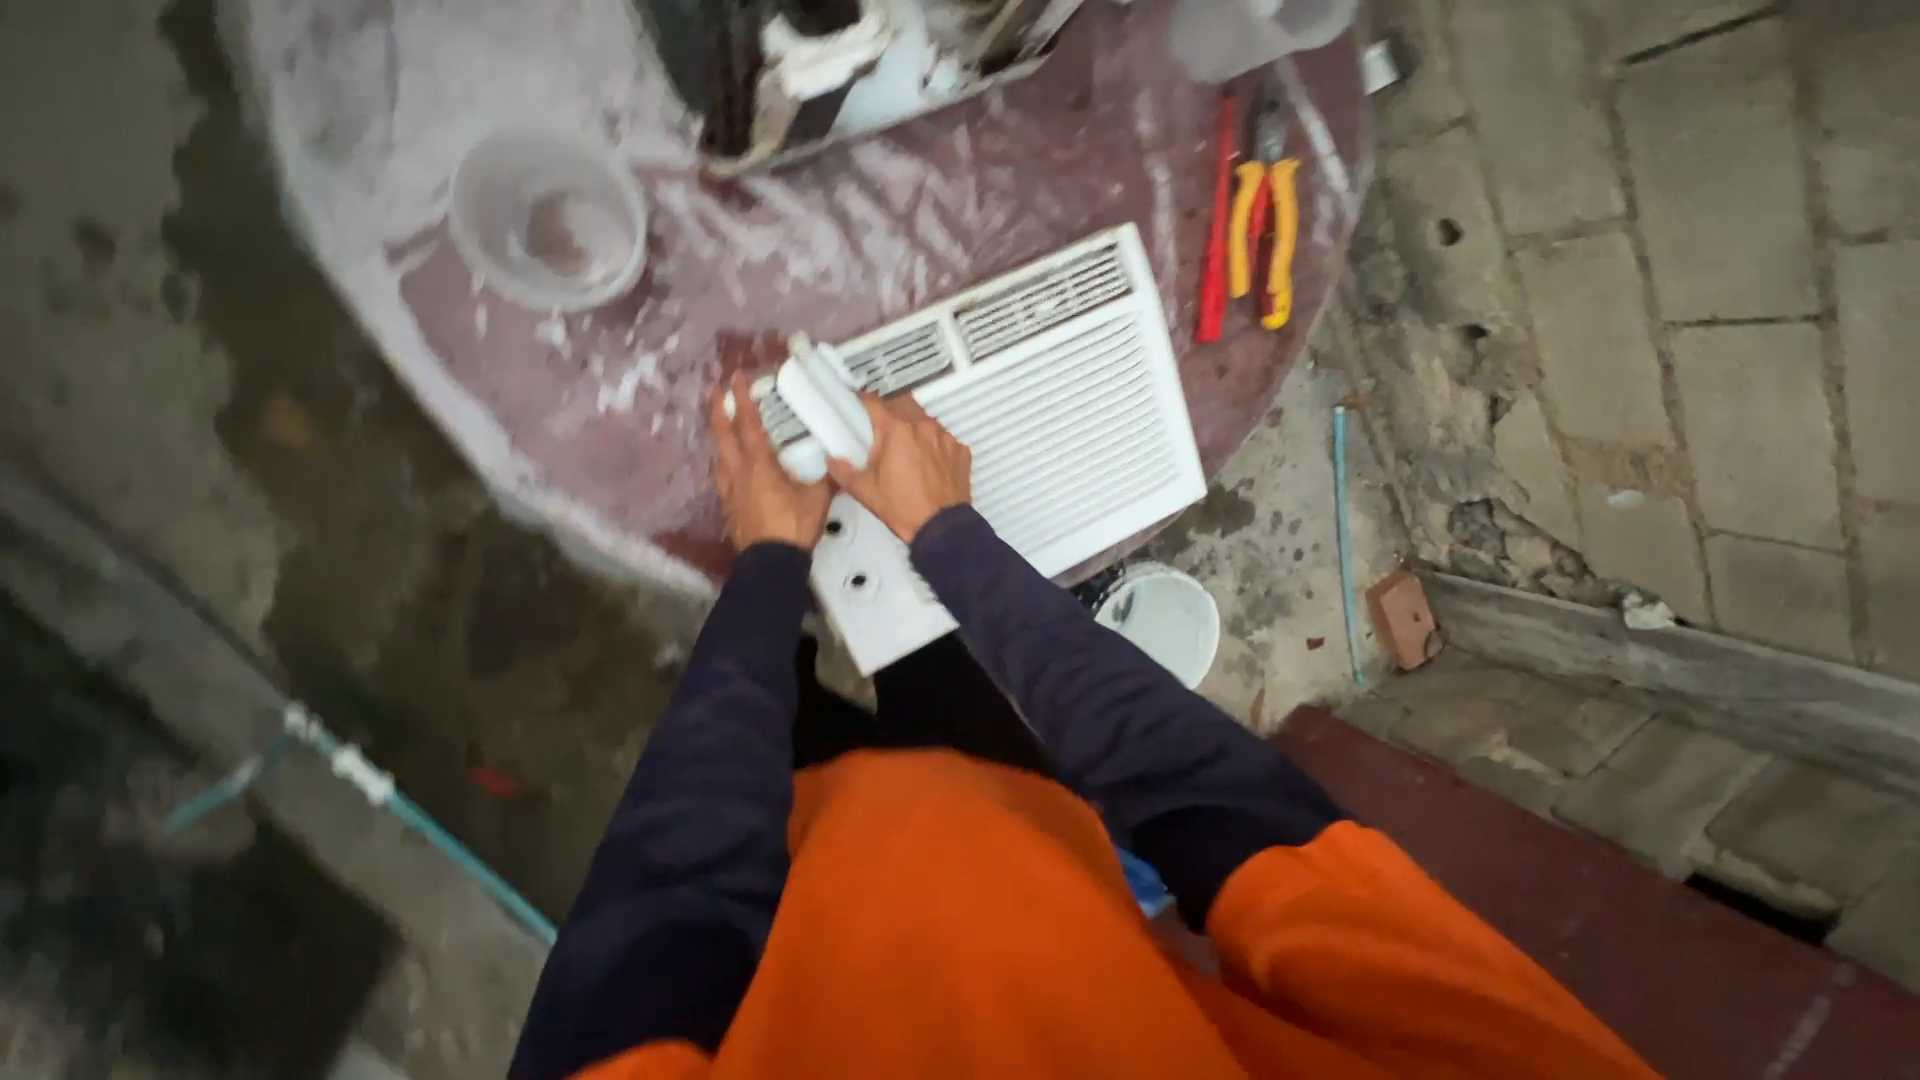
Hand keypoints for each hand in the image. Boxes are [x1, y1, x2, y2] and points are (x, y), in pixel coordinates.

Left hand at [709, 374, 832, 551]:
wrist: (771, 562)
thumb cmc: (793, 525)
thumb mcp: (818, 498)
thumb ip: (827, 477)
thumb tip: (839, 463)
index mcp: (759, 464)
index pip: (748, 423)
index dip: (742, 398)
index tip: (735, 377)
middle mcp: (738, 473)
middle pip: (722, 435)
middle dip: (718, 411)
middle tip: (716, 392)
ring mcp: (730, 492)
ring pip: (719, 459)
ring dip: (720, 442)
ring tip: (725, 435)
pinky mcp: (730, 510)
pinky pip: (724, 482)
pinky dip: (727, 470)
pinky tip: (734, 474)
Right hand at [826, 394, 971, 543]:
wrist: (941, 528)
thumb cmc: (902, 508)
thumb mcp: (865, 491)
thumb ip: (843, 471)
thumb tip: (832, 460)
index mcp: (896, 430)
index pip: (874, 402)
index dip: (863, 402)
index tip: (858, 407)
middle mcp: (923, 426)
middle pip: (902, 404)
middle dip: (890, 411)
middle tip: (881, 429)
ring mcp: (944, 437)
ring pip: (925, 420)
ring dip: (913, 427)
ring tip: (906, 448)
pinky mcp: (960, 450)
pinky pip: (943, 439)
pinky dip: (934, 445)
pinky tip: (929, 463)